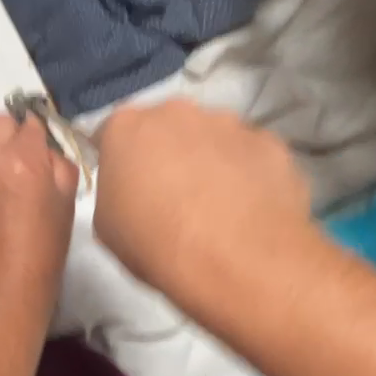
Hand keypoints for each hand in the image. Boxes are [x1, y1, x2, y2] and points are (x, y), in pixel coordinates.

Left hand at [0, 114, 77, 327]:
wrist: (7, 285)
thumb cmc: (45, 246)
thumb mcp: (68, 199)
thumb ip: (59, 162)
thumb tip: (44, 147)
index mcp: (26, 158)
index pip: (30, 124)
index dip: (37, 139)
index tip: (39, 156)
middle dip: (12, 139)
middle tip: (19, 167)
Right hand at [93, 101, 314, 296]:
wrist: (240, 263)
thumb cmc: (158, 245)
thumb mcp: (108, 227)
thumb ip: (114, 191)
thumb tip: (131, 189)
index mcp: (126, 127)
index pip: (112, 134)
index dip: (120, 161)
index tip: (128, 187)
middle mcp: (175, 111)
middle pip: (165, 127)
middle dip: (167, 152)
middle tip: (173, 195)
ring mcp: (226, 122)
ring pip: (211, 136)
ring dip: (210, 159)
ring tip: (219, 205)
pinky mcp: (268, 142)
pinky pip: (251, 154)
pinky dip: (249, 173)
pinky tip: (250, 208)